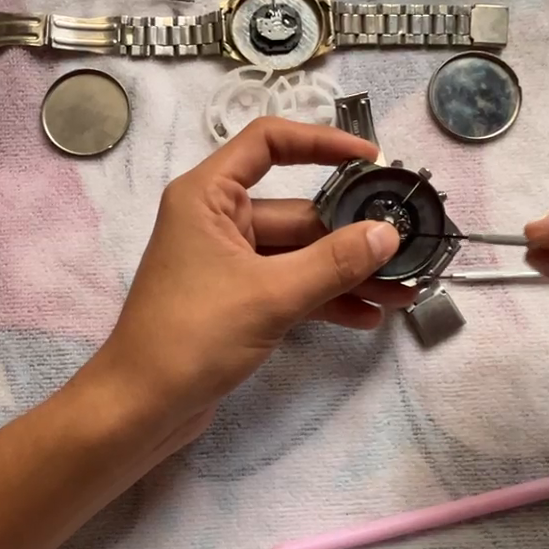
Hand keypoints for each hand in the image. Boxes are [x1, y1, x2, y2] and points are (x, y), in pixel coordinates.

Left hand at [83, 118, 409, 441]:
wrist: (141, 406)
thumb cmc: (192, 336)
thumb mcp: (270, 295)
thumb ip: (332, 263)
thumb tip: (387, 234)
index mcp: (208, 196)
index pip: (268, 142)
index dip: (321, 142)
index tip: (371, 159)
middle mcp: (217, 221)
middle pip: (296, 211)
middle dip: (351, 234)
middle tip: (407, 247)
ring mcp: (227, 263)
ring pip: (297, 255)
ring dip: (346, 273)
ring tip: (401, 291)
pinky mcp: (236, 300)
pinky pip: (288, 287)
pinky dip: (323, 299)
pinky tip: (366, 316)